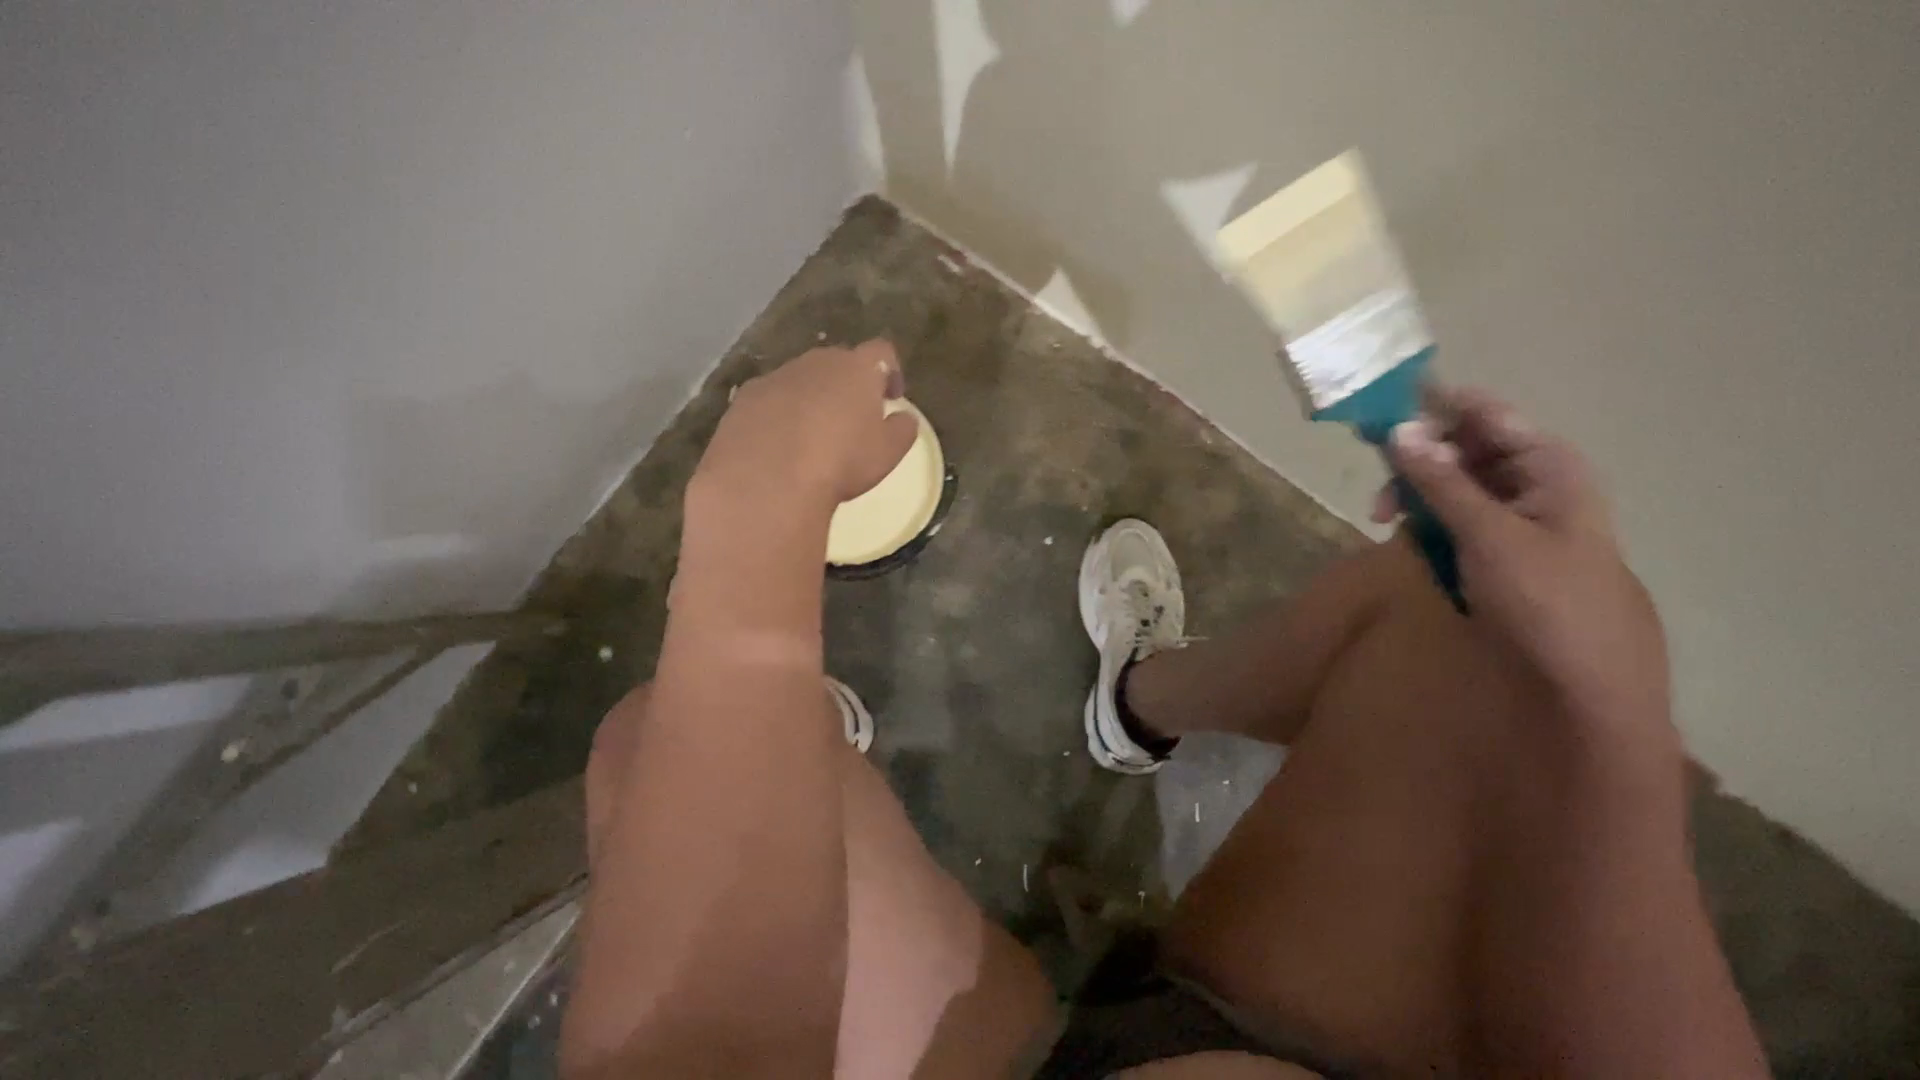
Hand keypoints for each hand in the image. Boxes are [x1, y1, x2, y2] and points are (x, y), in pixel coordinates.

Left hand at [694, 340, 917, 511]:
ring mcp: (775, 377)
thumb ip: (901, 429)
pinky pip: (770, 400)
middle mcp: (815, 362)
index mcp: (856, 368)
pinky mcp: (744, 399)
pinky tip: (780, 446)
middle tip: (853, 418)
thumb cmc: (840, 463)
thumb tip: (902, 417)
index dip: (890, 371)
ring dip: (811, 399)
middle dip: (848, 385)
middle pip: (838, 362)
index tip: (891, 396)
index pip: (882, 352)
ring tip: (813, 436)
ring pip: (801, 380)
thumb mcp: (887, 453)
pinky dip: (779, 415)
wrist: (766, 481)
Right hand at [1381, 388, 1672, 738]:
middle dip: (1416, 463)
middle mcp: (1533, 481)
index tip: (1374, 420)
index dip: (1430, 409)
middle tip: (1379, 496)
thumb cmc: (1546, 600)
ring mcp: (1516, 518)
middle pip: (1462, 448)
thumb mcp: (1487, 535)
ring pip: (1452, 486)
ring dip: (1417, 498)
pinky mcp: (1499, 551)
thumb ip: (1440, 480)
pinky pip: (1454, 522)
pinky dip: (1429, 528)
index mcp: (1546, 464)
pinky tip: (1412, 547)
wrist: (1585, 683)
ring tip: (1387, 524)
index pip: (1482, 413)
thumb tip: (1397, 429)